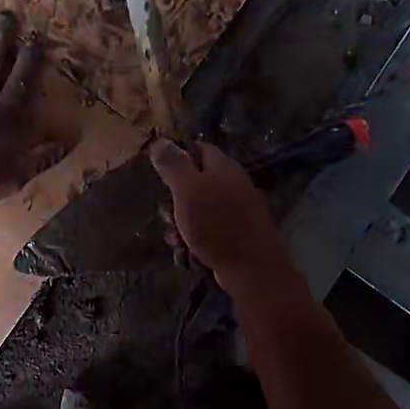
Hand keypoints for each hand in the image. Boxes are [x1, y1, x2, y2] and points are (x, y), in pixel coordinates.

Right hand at [149, 140, 289, 278]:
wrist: (251, 268)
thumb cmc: (217, 224)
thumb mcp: (189, 190)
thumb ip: (174, 164)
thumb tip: (160, 140)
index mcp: (223, 168)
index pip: (197, 149)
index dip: (176, 156)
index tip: (158, 172)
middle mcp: (232, 185)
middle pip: (193, 184)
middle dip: (174, 202)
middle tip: (168, 217)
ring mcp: (235, 212)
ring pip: (196, 212)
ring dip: (180, 227)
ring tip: (177, 241)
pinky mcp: (234, 236)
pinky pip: (206, 233)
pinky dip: (193, 243)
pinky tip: (188, 255)